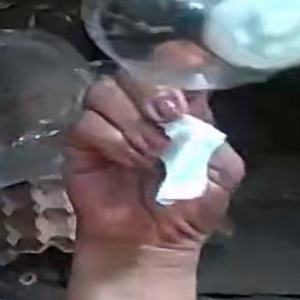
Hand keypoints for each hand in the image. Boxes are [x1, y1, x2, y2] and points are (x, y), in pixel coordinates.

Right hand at [64, 76, 244, 262]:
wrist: (149, 240)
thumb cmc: (187, 208)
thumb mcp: (220, 171)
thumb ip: (210, 134)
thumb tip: (184, 106)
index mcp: (177, 108)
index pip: (171, 64)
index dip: (175, 59)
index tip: (185, 68)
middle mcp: (137, 108)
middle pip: (132, 71)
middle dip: (151, 92)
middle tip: (167, 120)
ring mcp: (105, 122)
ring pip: (103, 92)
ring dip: (131, 122)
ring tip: (149, 154)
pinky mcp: (78, 141)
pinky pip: (86, 123)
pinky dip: (110, 141)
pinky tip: (126, 161)